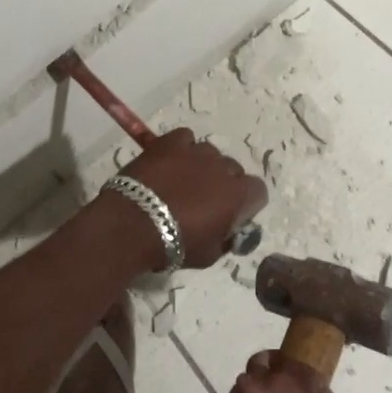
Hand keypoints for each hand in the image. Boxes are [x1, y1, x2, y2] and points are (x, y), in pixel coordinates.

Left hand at [123, 128, 266, 267]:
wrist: (134, 223)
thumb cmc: (175, 245)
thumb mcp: (210, 255)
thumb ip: (226, 238)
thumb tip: (228, 231)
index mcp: (238, 195)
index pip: (257, 191)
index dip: (246, 203)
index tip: (231, 214)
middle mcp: (222, 168)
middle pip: (232, 170)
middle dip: (222, 183)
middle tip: (203, 200)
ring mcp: (196, 151)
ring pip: (209, 153)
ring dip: (202, 165)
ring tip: (182, 180)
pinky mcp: (170, 141)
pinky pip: (185, 138)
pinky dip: (181, 148)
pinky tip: (169, 162)